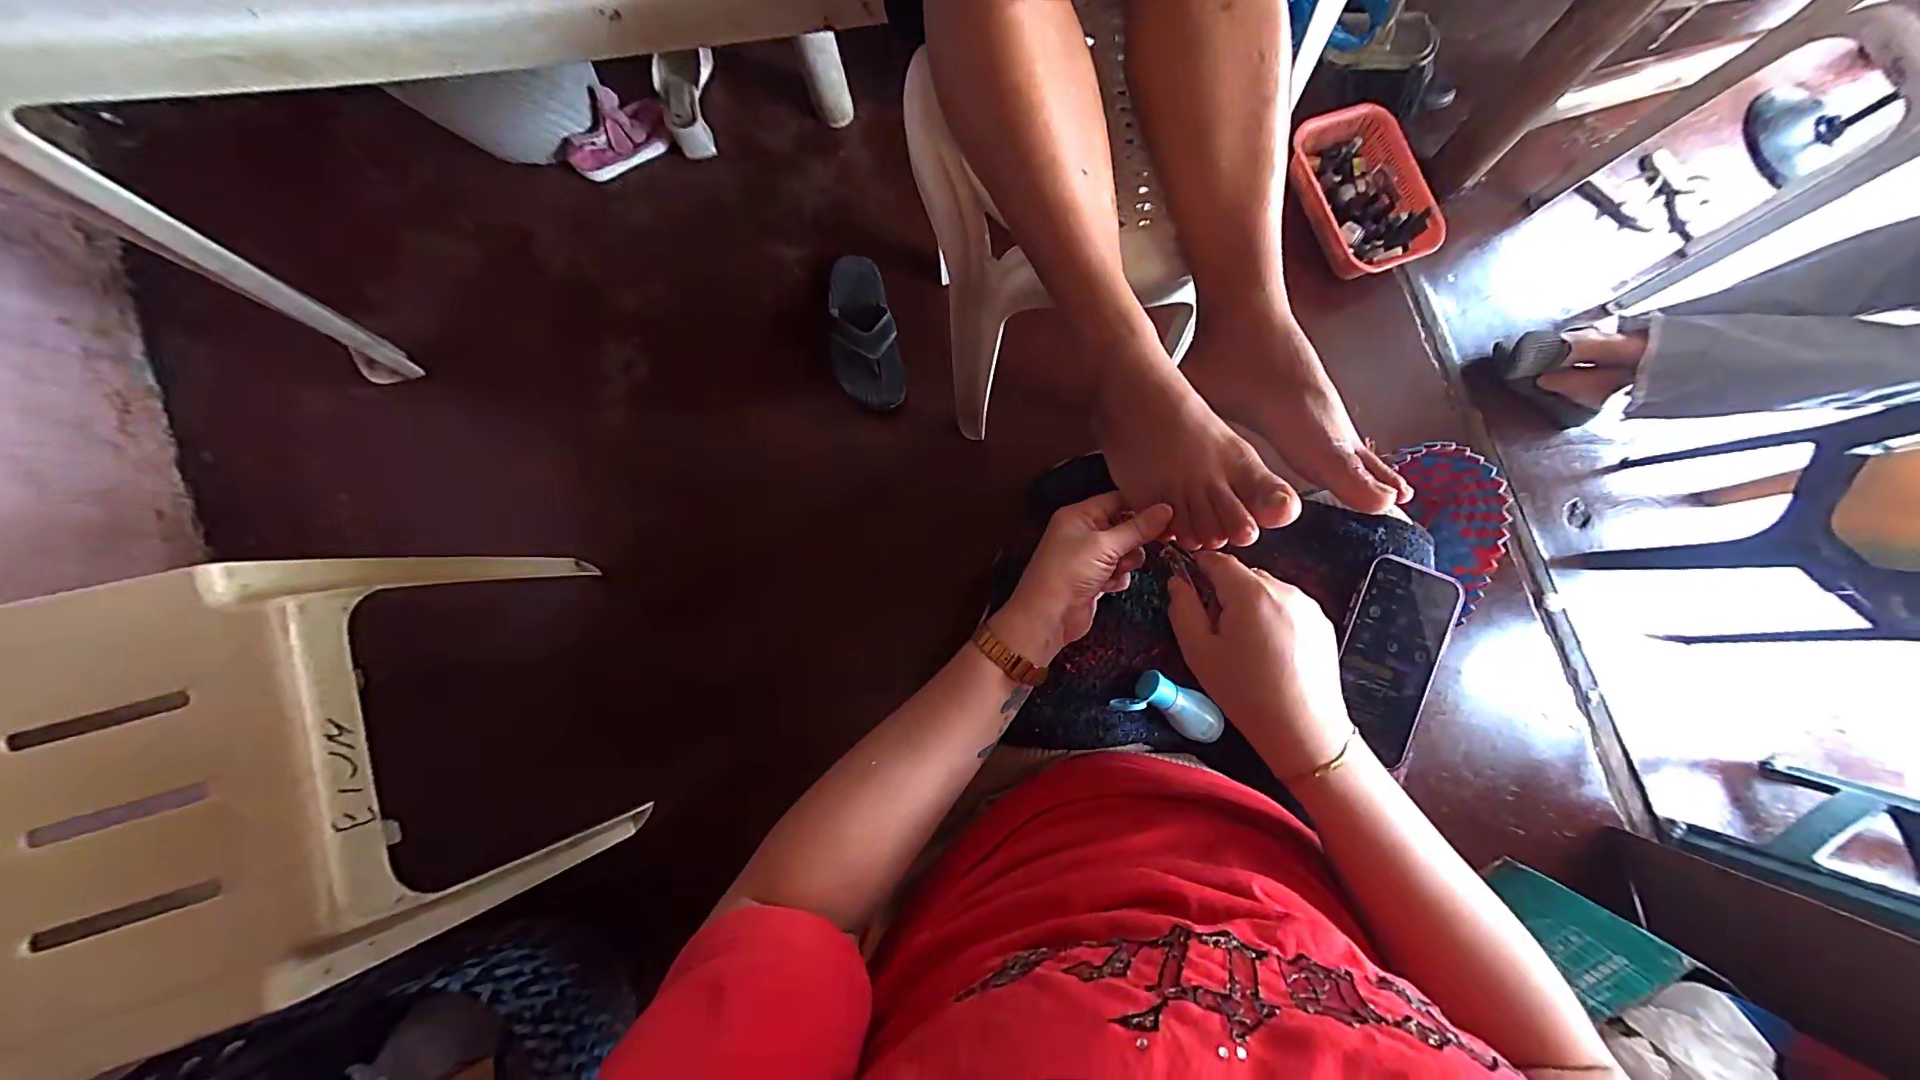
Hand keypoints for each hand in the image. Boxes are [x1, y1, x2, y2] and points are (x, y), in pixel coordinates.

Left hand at [992, 492, 1174, 666]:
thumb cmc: (1069, 572)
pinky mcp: (1095, 578)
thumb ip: (1137, 528)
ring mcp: (1089, 557)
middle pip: (1124, 526)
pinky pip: (1119, 571)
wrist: (1049, 616)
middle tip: (1161, 540)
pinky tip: (1106, 586)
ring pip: (1126, 551)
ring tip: (1113, 570)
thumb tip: (1166, 509)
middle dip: (1136, 538)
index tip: (1170, 512)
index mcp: (1078, 515)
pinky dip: (1117, 578)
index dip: (1142, 505)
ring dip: (1126, 562)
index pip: (1116, 500)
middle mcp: (1083, 532)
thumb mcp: (1105, 545)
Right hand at [1166, 552, 1351, 777]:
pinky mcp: (1321, 622)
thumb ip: (1182, 608)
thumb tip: (1178, 583)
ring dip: (1248, 604)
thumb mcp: (1198, 651)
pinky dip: (1270, 616)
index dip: (1197, 568)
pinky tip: (1267, 650)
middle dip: (1223, 592)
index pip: (1217, 560)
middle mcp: (1284, 590)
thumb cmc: (1246, 692)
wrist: (1302, 729)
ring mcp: (1307, 605)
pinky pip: (1286, 605)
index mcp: (1251, 593)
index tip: (1187, 586)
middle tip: (1214, 628)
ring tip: (1243, 644)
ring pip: (1264, 589)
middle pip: (1242, 574)